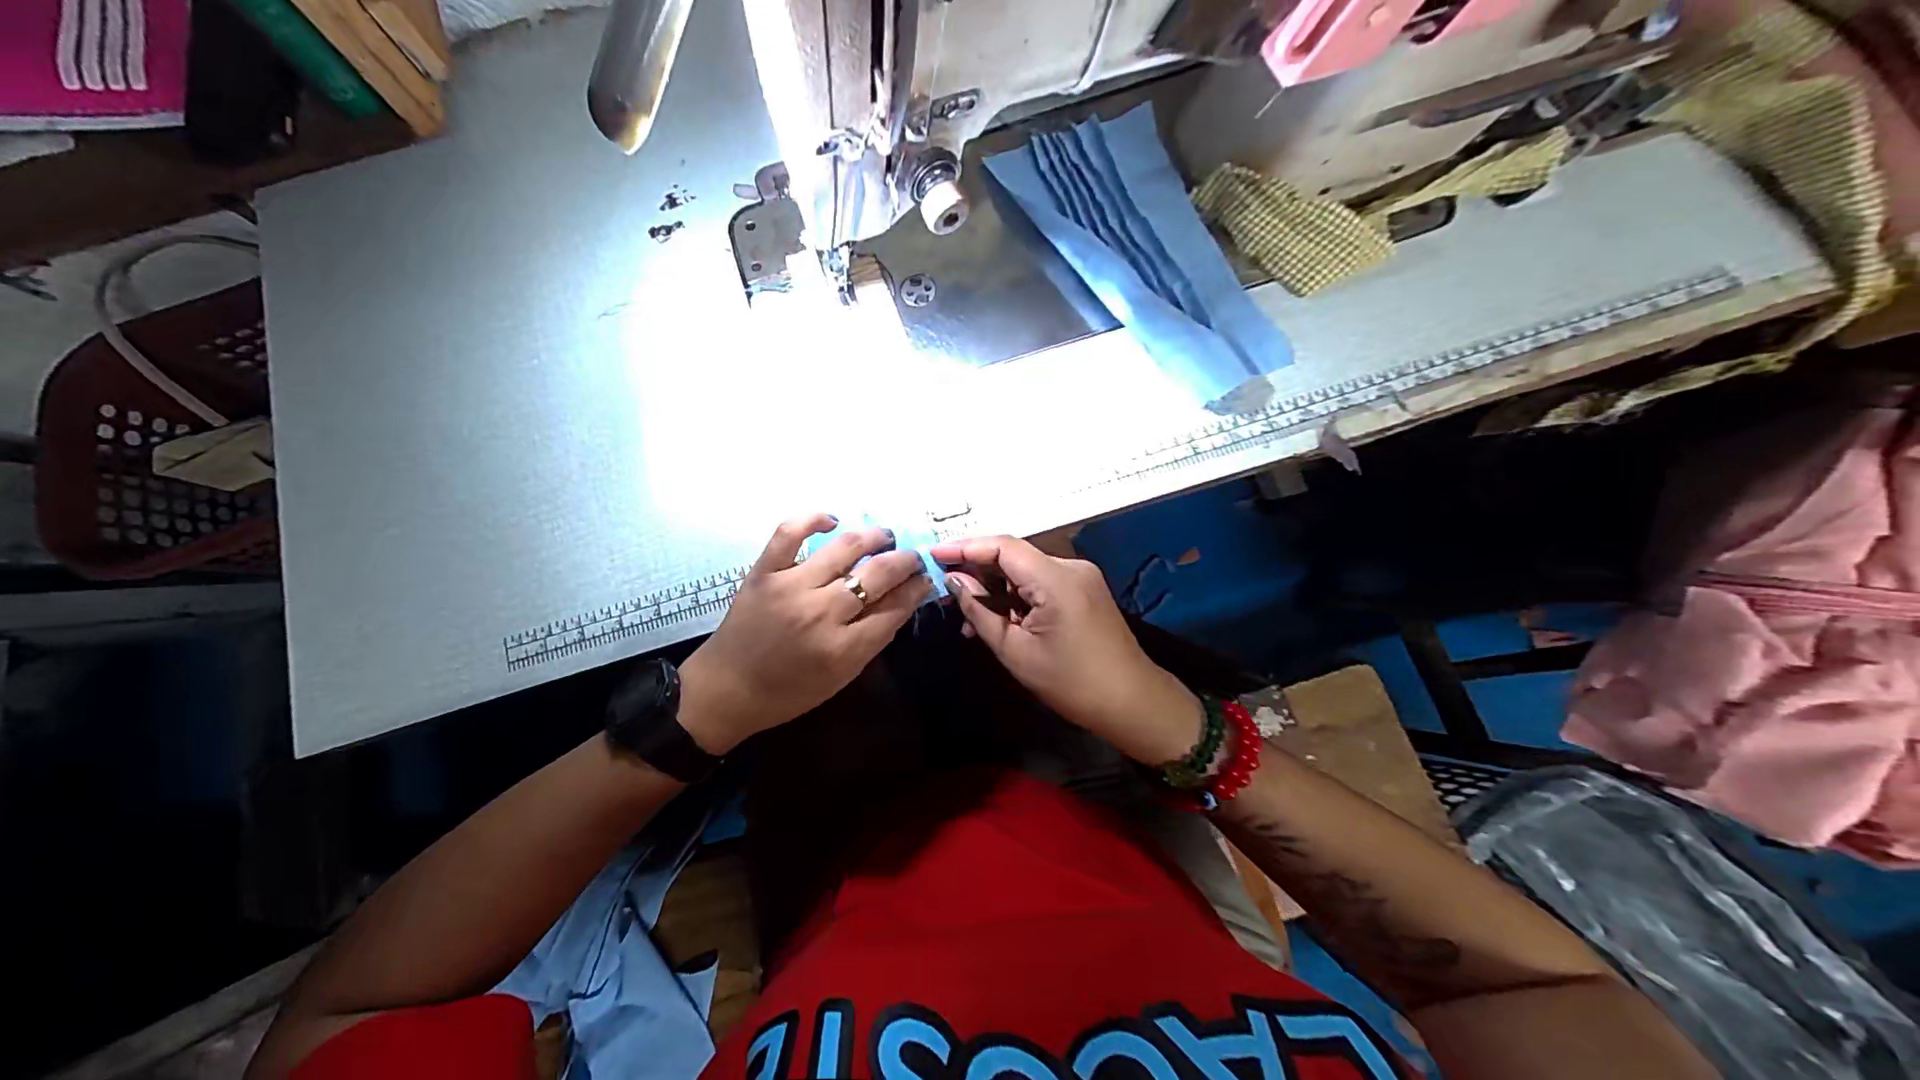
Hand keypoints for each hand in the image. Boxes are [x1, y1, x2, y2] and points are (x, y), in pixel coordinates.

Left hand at [677, 514, 930, 754]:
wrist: (726, 690)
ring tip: (884, 536)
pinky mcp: (764, 572)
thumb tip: (902, 601)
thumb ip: (872, 640)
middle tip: (912, 556)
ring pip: (845, 547)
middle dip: (905, 560)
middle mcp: (822, 613)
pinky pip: (790, 532)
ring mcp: (791, 587)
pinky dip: (813, 518)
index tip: (925, 578)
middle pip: (878, 574)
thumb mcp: (841, 677)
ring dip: (874, 537)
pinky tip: (832, 521)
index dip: (917, 588)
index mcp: (844, 648)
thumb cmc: (788, 692)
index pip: (896, 607)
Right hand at [931, 535, 1201, 765]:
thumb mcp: (1016, 652)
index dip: (965, 547)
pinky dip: (1016, 597)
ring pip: (1025, 571)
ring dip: (996, 588)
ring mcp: (1080, 577)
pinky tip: (998, 620)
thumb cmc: (1072, 683)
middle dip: (978, 570)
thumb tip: (955, 582)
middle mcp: (1070, 568)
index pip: (1003, 546)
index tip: (934, 556)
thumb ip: (981, 611)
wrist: (1131, 702)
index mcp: (1056, 579)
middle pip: (1014, 556)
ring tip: (969, 618)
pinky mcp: (1083, 590)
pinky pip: (1041, 583)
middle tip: (946, 590)